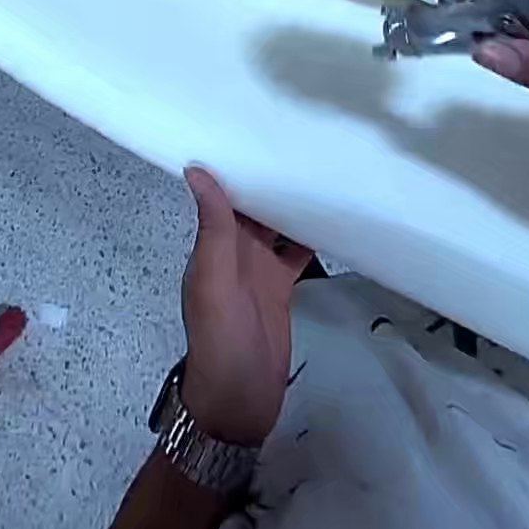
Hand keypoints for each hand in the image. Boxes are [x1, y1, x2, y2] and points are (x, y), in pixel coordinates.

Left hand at [178, 166, 313, 445]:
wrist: (240, 401)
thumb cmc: (221, 337)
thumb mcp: (212, 279)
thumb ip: (212, 227)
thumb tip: (196, 169)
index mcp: (214, 240)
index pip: (225, 190)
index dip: (237, 162)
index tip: (257, 127)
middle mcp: (236, 246)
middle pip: (254, 202)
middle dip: (271, 176)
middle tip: (302, 139)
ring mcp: (260, 265)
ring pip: (277, 222)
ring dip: (291, 201)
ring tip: (321, 166)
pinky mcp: (282, 283)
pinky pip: (296, 249)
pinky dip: (310, 233)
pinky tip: (331, 215)